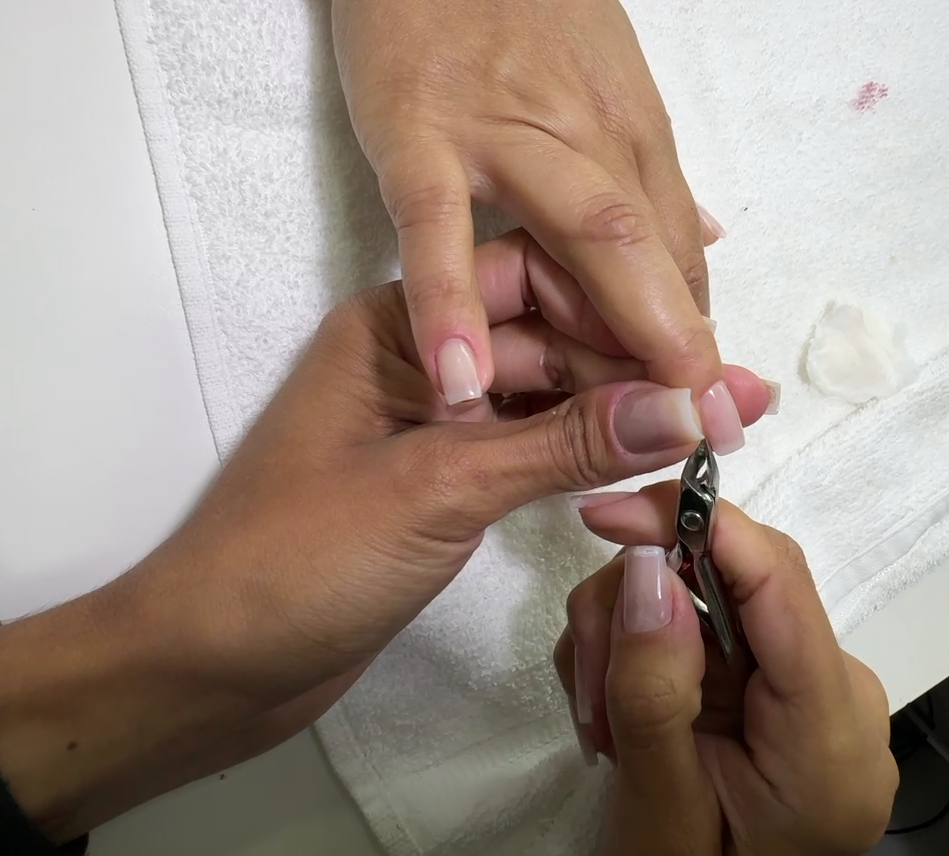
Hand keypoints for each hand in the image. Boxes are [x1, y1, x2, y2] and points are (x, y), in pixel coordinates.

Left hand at [0, 231, 770, 839]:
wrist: (211, 666)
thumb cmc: (297, 557)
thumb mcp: (440, 488)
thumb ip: (566, 444)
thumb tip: (685, 409)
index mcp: (404, 322)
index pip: (532, 281)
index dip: (618, 309)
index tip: (700, 348)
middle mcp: (430, 354)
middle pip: (555, 340)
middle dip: (641, 369)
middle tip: (737, 395)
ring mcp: (444, 416)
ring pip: (555, 395)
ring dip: (629, 412)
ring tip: (722, 424)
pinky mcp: (452, 472)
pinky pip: (538, 443)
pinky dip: (593, 450)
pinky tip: (657, 452)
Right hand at [235, 0, 733, 444]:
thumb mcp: (613, 76)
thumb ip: (652, 171)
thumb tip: (708, 239)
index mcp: (632, 129)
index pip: (677, 248)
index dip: (697, 327)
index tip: (716, 396)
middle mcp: (589, 134)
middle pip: (654, 252)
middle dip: (689, 348)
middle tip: (719, 437)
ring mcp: (505, 132)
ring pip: (581, 237)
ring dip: (615, 336)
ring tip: (632, 430)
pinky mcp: (421, 131)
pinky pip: (440, 227)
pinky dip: (454, 303)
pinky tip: (465, 381)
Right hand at [556, 493, 897, 854]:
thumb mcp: (660, 812)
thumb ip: (655, 693)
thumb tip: (644, 566)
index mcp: (832, 731)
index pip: (779, 578)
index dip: (698, 520)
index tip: (607, 512)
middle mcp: (833, 688)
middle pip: (729, 577)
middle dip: (638, 604)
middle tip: (589, 677)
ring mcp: (798, 681)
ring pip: (697, 592)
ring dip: (626, 635)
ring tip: (600, 720)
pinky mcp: (764, 680)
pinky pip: (696, 622)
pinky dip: (641, 647)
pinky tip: (621, 714)